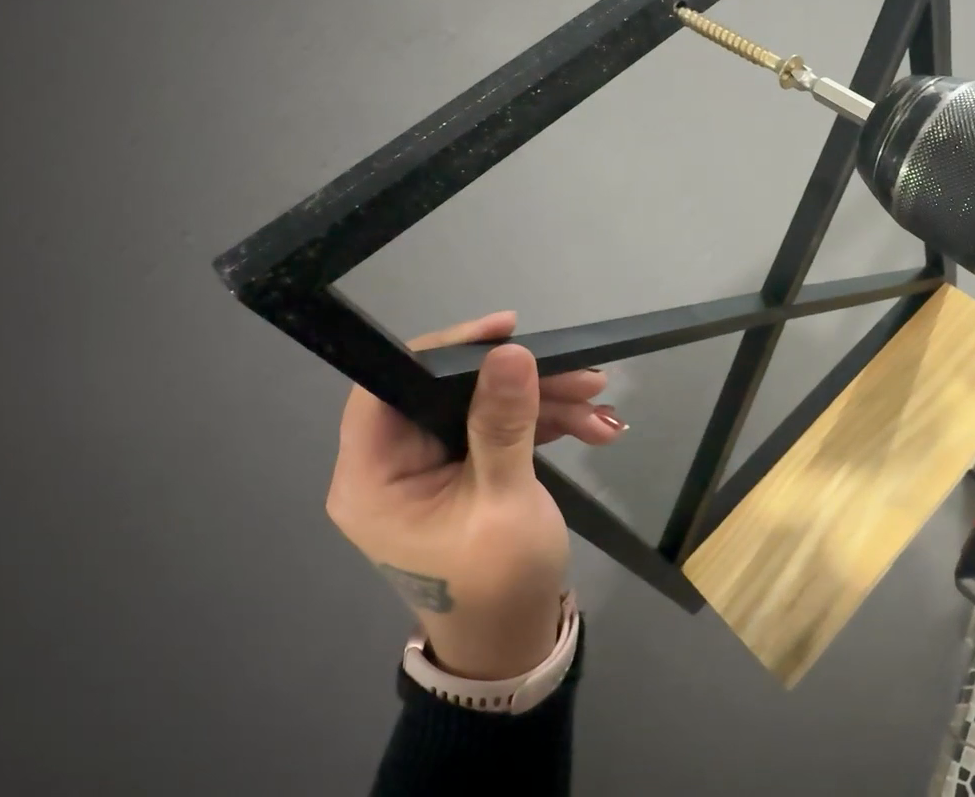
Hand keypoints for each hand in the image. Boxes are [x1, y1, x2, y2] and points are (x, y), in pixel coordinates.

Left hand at [326, 311, 626, 679]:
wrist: (514, 645)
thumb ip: (504, 424)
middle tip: (583, 374)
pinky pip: (497, 432)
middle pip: (449, 394)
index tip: (508, 330)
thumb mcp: (505, 500)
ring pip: (481, 410)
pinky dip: (543, 426)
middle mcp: (391, 466)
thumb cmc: (498, 583)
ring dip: (545, 405)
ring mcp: (428, 470)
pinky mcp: (461, 475)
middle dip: (521, 383)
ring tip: (602, 407)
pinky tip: (591, 426)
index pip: (389, 388)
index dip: (445, 351)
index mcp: (373, 477)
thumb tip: (511, 352)